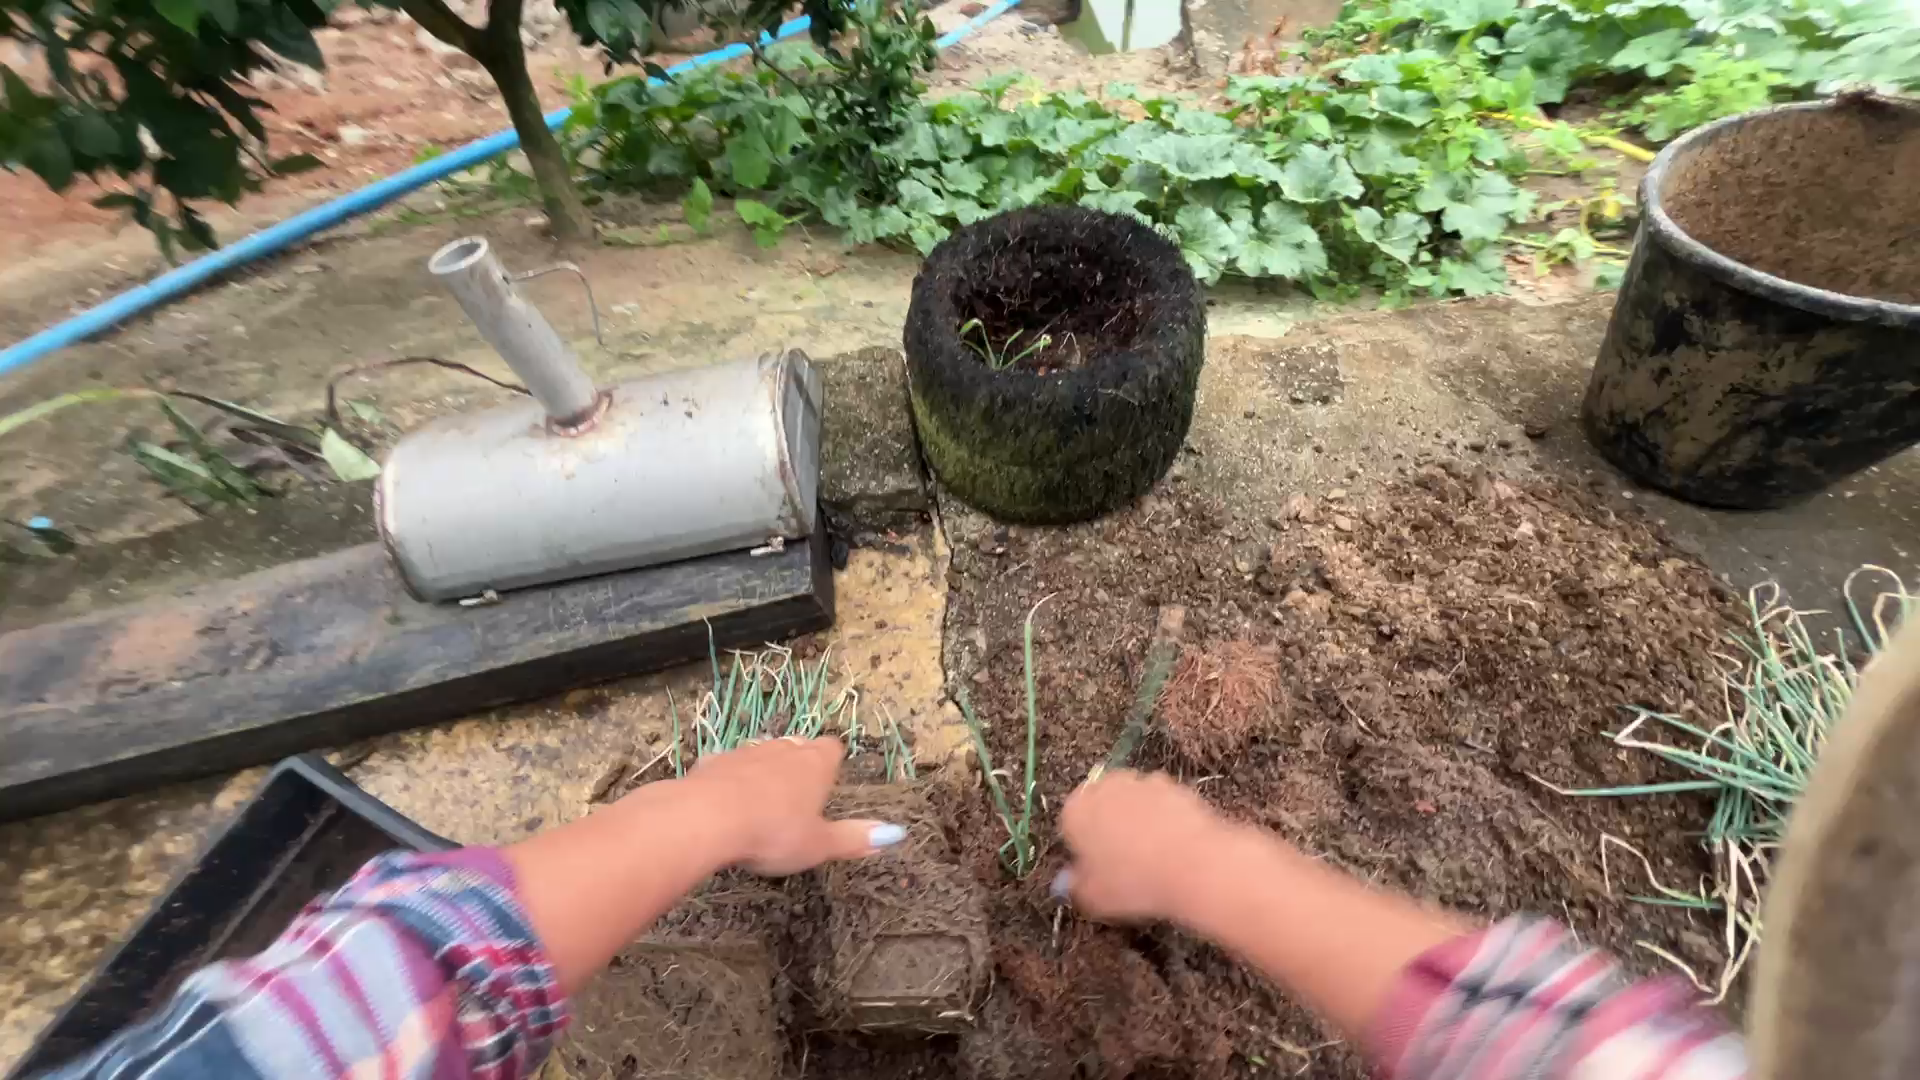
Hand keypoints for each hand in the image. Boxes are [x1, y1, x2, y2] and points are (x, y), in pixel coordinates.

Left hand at [683, 737, 904, 874]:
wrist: (707, 818)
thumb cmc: (774, 832)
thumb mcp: (819, 844)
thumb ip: (854, 838)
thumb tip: (897, 834)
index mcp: (815, 763)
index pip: (832, 748)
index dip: (831, 763)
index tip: (827, 783)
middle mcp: (784, 749)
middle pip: (798, 745)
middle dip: (799, 763)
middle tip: (797, 794)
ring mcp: (747, 752)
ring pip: (763, 752)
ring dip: (765, 769)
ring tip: (762, 799)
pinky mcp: (713, 762)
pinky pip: (727, 766)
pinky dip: (729, 779)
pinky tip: (724, 801)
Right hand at [1056, 769, 1230, 922]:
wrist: (1193, 864)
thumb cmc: (1134, 882)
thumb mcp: (1095, 897)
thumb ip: (1076, 886)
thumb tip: (1069, 882)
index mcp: (1075, 810)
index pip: (1068, 824)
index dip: (1082, 847)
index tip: (1095, 867)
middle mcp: (1102, 786)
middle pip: (1098, 805)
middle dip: (1106, 826)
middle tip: (1122, 862)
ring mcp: (1138, 780)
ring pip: (1129, 800)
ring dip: (1135, 818)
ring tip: (1152, 855)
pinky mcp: (1169, 783)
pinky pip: (1157, 800)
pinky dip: (1161, 815)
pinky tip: (1173, 843)